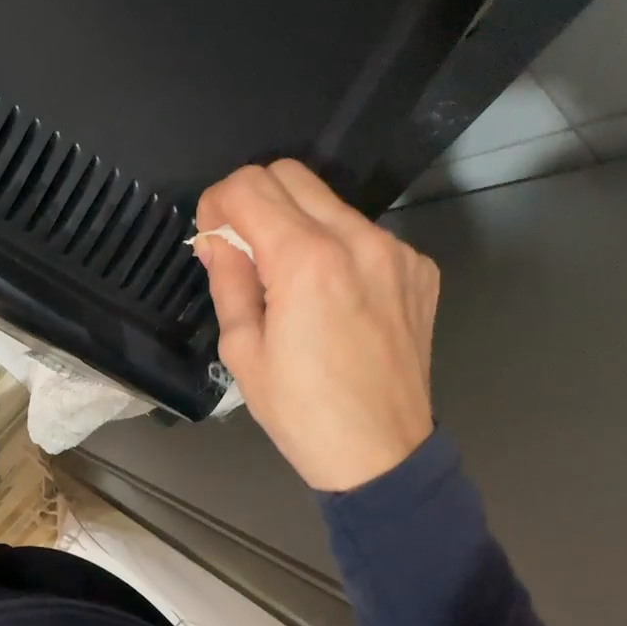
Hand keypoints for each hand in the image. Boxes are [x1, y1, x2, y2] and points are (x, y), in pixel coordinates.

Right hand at [193, 160, 438, 491]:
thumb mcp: (242, 349)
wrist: (378, 450)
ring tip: (283, 279)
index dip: (217, 203)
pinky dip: (333, 249)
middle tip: (238, 246)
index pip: (250, 188)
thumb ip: (229, 281)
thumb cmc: (297, 410)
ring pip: (330, 203)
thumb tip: (217, 241)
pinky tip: (328, 298)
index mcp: (306, 261)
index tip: (209, 234)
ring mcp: (395, 252)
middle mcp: (357, 240)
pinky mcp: (417, 269)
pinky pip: (363, 236)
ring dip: (294, 224)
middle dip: (253, 199)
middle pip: (292, 175)